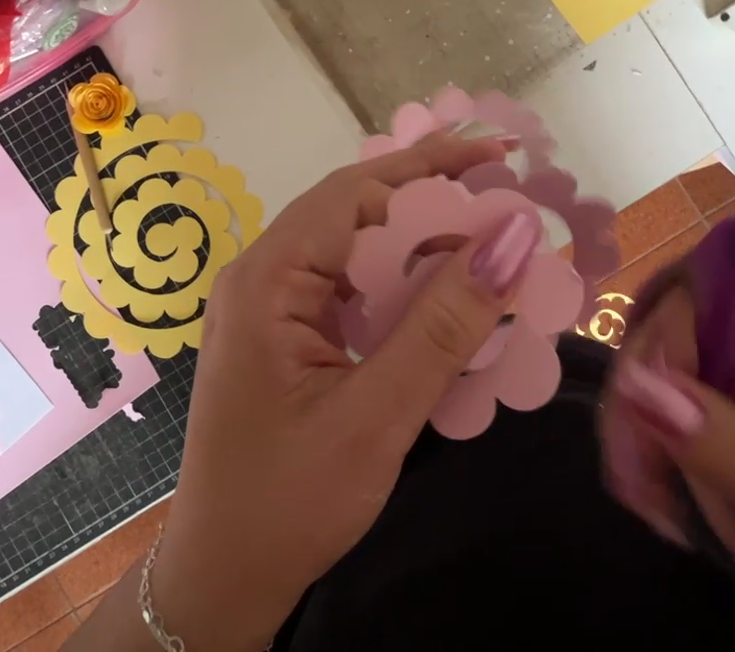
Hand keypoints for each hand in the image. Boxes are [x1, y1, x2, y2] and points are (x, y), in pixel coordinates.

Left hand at [147, 132, 541, 649]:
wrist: (222, 578)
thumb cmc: (289, 501)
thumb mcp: (375, 415)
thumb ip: (442, 325)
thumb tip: (511, 238)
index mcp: (267, 280)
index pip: (354, 193)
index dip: (429, 167)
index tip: (499, 157)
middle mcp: (262, 278)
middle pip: (355, 214)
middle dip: (431, 203)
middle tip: (506, 204)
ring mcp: (270, 308)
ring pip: (356, 252)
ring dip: (421, 249)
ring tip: (490, 248)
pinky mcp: (285, 337)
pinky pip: (350, 292)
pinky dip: (401, 291)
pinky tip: (446, 303)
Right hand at [601, 276, 734, 651]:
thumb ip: (729, 449)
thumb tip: (638, 382)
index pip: (733, 285)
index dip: (677, 315)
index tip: (647, 384)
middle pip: (677, 320)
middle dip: (641, 383)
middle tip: (635, 463)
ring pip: (652, 361)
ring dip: (631, 421)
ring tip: (644, 492)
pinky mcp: (713, 420)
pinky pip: (650, 403)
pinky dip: (635, 442)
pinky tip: (650, 491)